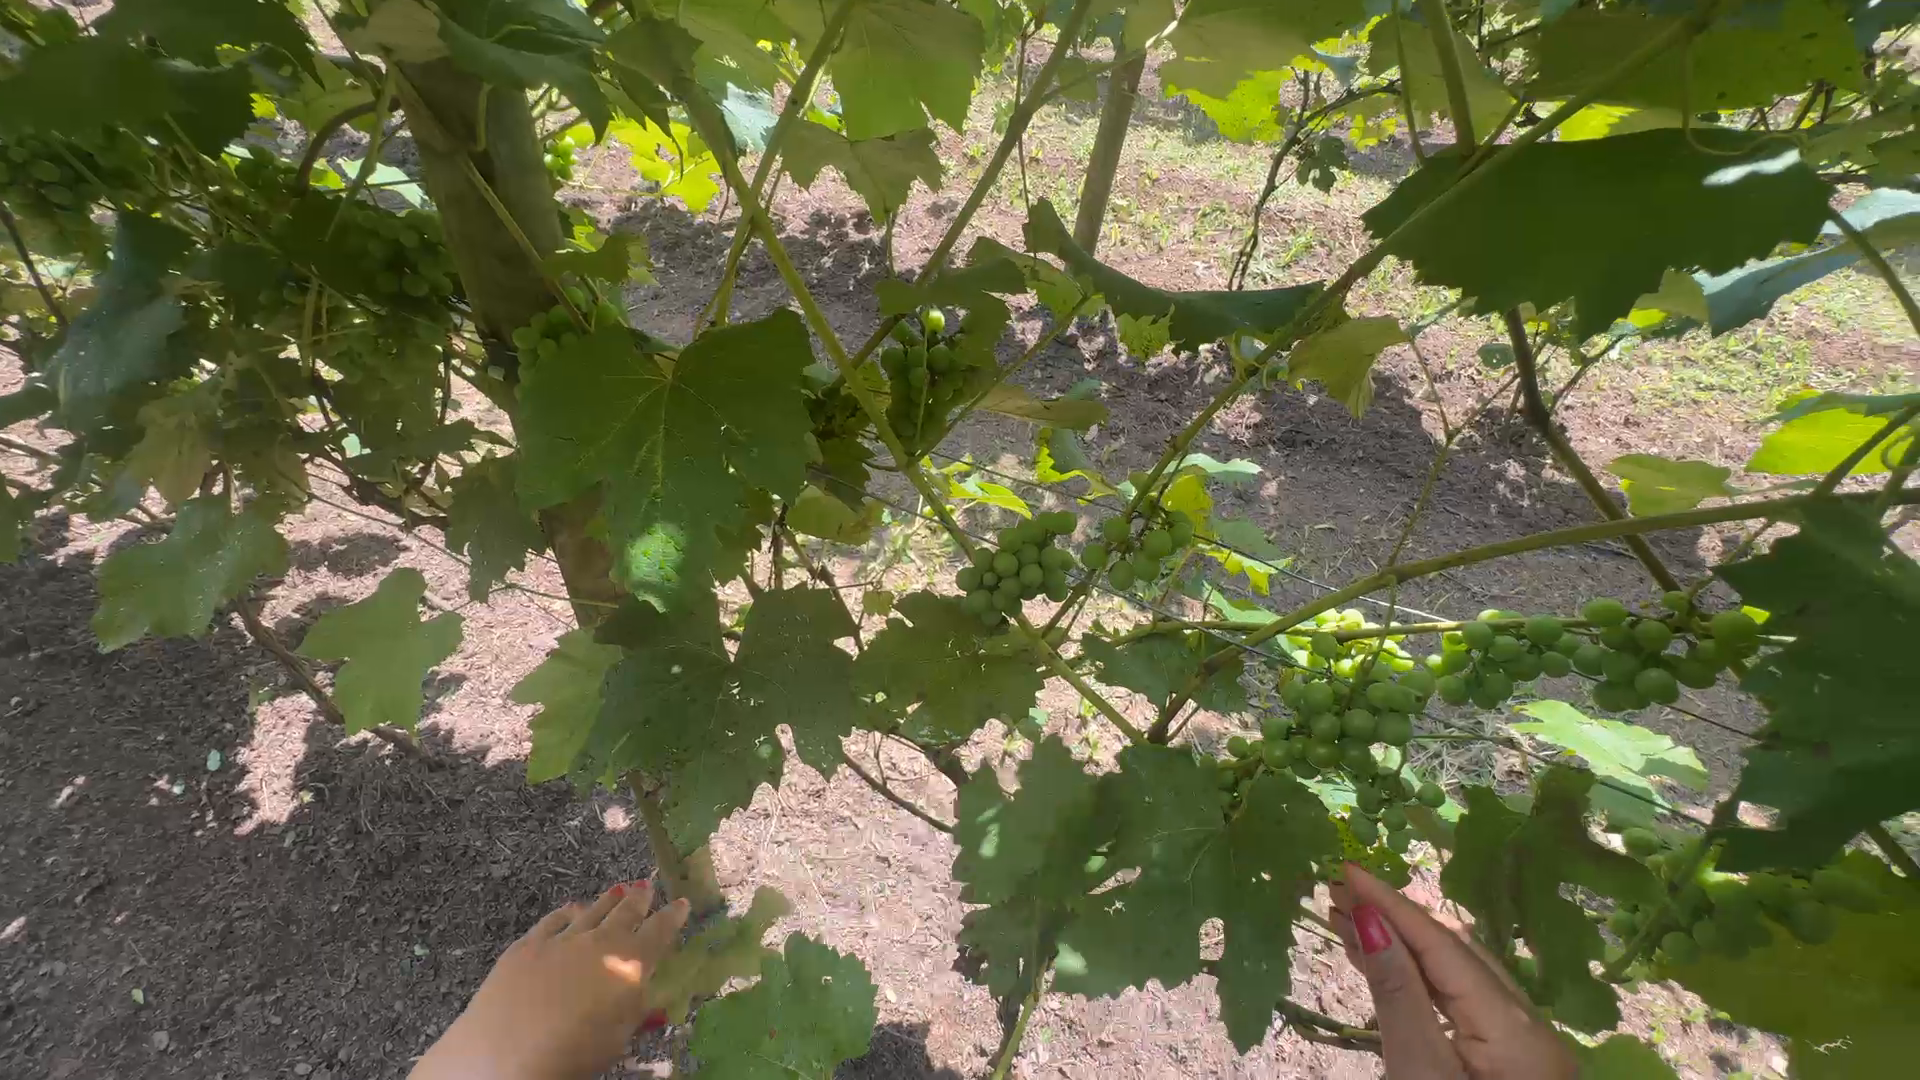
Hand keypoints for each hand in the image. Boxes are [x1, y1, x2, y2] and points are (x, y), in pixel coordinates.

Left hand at [411, 881, 689, 1079]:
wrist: (502, 1060)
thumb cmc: (572, 1056)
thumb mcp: (618, 1037)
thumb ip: (637, 1009)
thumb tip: (652, 997)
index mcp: (631, 962)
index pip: (661, 930)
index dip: (674, 915)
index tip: (683, 903)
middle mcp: (602, 941)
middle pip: (627, 911)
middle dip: (641, 898)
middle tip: (647, 887)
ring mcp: (564, 938)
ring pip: (594, 910)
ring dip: (609, 899)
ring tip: (619, 889)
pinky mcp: (528, 944)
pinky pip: (554, 919)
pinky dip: (569, 911)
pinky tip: (573, 908)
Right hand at [1329, 863, 1576, 1079]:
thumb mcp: (1418, 1071)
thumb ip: (1397, 992)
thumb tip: (1372, 917)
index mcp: (1515, 1027)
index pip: (1440, 943)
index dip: (1390, 901)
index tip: (1343, 867)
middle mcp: (1528, 1027)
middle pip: (1451, 951)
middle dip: (1392, 915)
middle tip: (1336, 890)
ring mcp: (1521, 1048)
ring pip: (1453, 973)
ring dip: (1399, 941)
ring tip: (1345, 916)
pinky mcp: (1507, 1065)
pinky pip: (1456, 999)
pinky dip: (1415, 973)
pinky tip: (1380, 960)